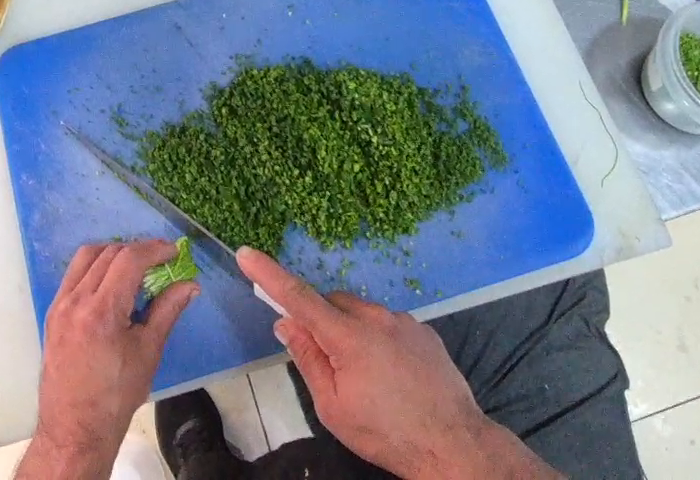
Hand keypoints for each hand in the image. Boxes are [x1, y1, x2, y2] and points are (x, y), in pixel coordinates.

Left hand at [17, 240, 198, 478]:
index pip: (129, 259)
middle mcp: (76, 301)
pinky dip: (95, 267)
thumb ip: (168, 310)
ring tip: (135, 267)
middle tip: (160, 261)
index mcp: (101, 311)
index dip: (154, 249)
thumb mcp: (148, 352)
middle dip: (138, 250)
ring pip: (87, 258)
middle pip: (109, 254)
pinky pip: (74, 275)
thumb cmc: (116, 395)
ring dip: (114, 253)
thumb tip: (190, 285)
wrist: (75, 429)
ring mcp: (60, 306)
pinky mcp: (53, 314)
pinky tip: (111, 283)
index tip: (173, 251)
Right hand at [238, 248, 560, 479]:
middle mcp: (375, 316)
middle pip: (331, 303)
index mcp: (347, 336)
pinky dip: (379, 340)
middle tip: (327, 362)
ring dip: (352, 332)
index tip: (246, 253)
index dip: (268, 274)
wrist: (454, 446)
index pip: (298, 297)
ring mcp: (403, 321)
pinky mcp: (424, 330)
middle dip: (321, 322)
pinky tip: (392, 376)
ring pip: (361, 313)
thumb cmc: (385, 433)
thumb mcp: (333, 407)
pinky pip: (388, 324)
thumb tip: (286, 323)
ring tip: (368, 378)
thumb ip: (307, 359)